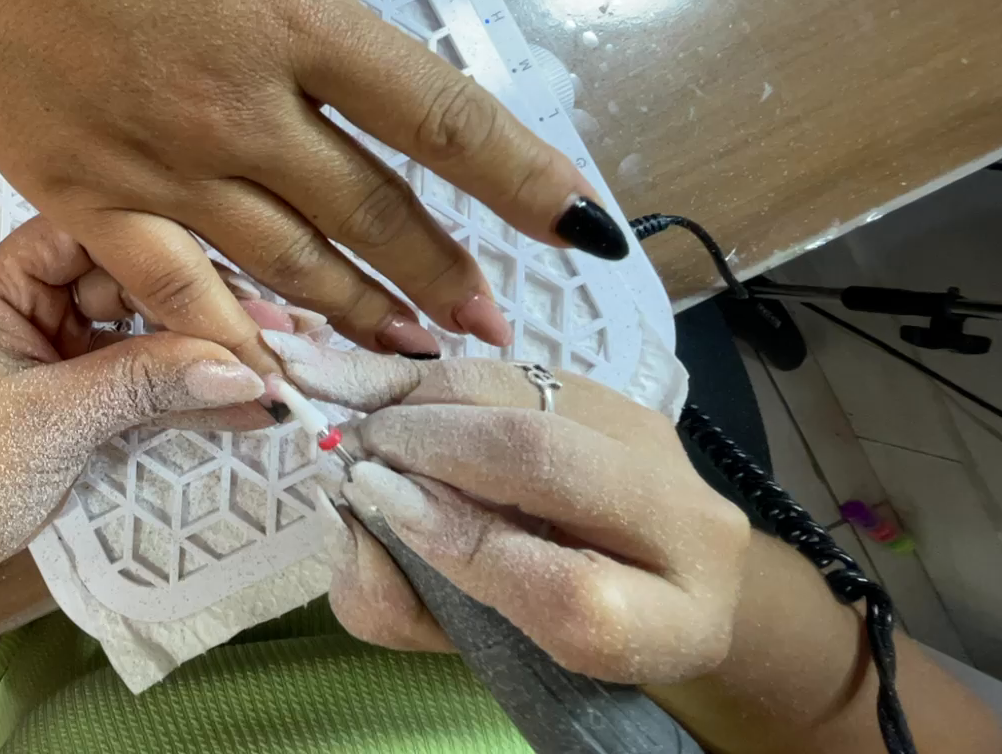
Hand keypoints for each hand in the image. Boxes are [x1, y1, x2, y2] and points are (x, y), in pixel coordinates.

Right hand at [0, 0, 627, 368]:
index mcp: (292, 17)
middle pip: (369, 208)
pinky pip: (176, 288)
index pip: (441, 112)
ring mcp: (165, 167)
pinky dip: (230, 336)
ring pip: (286, 261)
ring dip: (356, 311)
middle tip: (487, 323)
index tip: (581, 229)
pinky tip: (274, 375)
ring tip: (406, 350)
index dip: (521, 176)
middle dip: (440, 270)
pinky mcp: (91, 200)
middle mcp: (244, 110)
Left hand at [0, 218, 265, 576]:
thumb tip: (244, 369)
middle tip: (282, 328)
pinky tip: (249, 404)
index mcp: (6, 281)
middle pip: (130, 280)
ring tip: (285, 362)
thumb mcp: (52, 418)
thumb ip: (144, 383)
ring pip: (146, 330)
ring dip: (206, 352)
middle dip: (201, 307)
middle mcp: (38, 299)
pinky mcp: (85, 385)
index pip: (91, 234)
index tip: (236, 273)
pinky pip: (144, 376)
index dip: (161, 247)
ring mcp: (65, 343)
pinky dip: (188, 392)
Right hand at [263, 329, 751, 684]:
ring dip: (401, 394)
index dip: (458, 540)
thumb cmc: (529, 611)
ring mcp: (634, 431)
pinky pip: (478, 364)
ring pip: (504, 392)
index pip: (574, 595)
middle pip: (542, 458)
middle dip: (421, 444)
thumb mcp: (465, 639)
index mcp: (665, 619)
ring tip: (326, 396)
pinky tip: (333, 361)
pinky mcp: (584, 382)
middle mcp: (676, 516)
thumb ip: (395, 604)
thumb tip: (347, 516)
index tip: (368, 496)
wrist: (620, 562)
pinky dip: (397, 366)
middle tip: (348, 451)